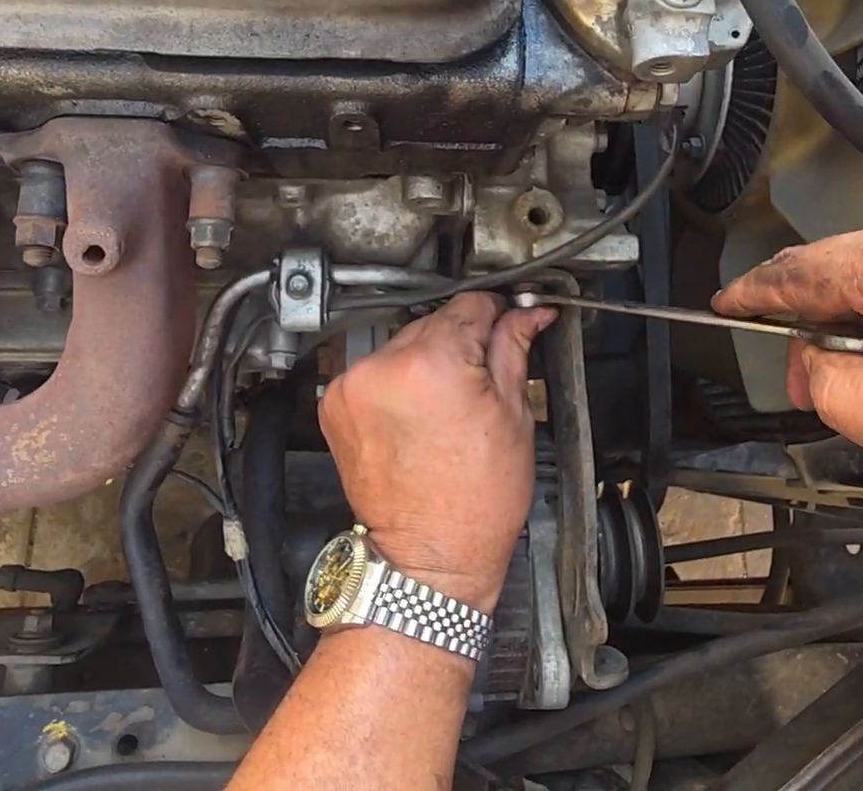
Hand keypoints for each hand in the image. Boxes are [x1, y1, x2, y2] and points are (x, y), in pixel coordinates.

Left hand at [318, 293, 557, 611]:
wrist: (428, 559)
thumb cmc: (474, 503)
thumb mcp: (513, 416)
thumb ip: (513, 349)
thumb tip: (526, 313)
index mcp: (433, 364)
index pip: (470, 304)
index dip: (496, 314)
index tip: (505, 324)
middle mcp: (383, 367)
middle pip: (434, 322)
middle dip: (460, 343)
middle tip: (479, 382)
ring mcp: (353, 386)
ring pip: (403, 344)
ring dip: (425, 362)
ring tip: (445, 407)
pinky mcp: (335, 404)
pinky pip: (376, 370)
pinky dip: (396, 383)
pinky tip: (417, 415)